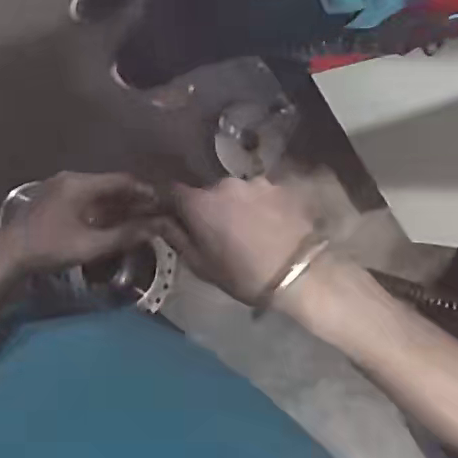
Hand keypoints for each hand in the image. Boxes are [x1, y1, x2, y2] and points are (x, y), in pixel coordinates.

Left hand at [0, 172, 168, 277]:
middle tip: (153, 213)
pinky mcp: (54, 199)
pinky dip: (103, 208)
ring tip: (138, 219)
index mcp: (79, 184)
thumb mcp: (90, 245)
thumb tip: (155, 228)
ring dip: (118, 204)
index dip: (144, 191)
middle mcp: (70, 178)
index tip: (162, 202)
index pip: (121, 180)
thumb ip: (125, 236)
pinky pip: (86, 198)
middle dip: (133, 199)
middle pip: (110, 184)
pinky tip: (113, 222)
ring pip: (98, 192)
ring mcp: (60, 187)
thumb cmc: (49, 248)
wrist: (7, 255)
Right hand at [165, 177, 318, 305]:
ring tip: (248, 230)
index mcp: (200, 203)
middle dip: (209, 207)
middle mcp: (224, 184)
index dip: (172, 203)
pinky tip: (268, 225)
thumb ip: (176, 237)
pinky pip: (260, 193)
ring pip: (236, 192)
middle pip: (207, 191)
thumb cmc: (243, 276)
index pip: (173, 191)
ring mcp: (255, 182)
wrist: (300, 274)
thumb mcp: (202, 265)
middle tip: (218, 232)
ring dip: (236, 206)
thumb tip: (157, 219)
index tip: (175, 217)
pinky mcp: (279, 187)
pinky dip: (259, 205)